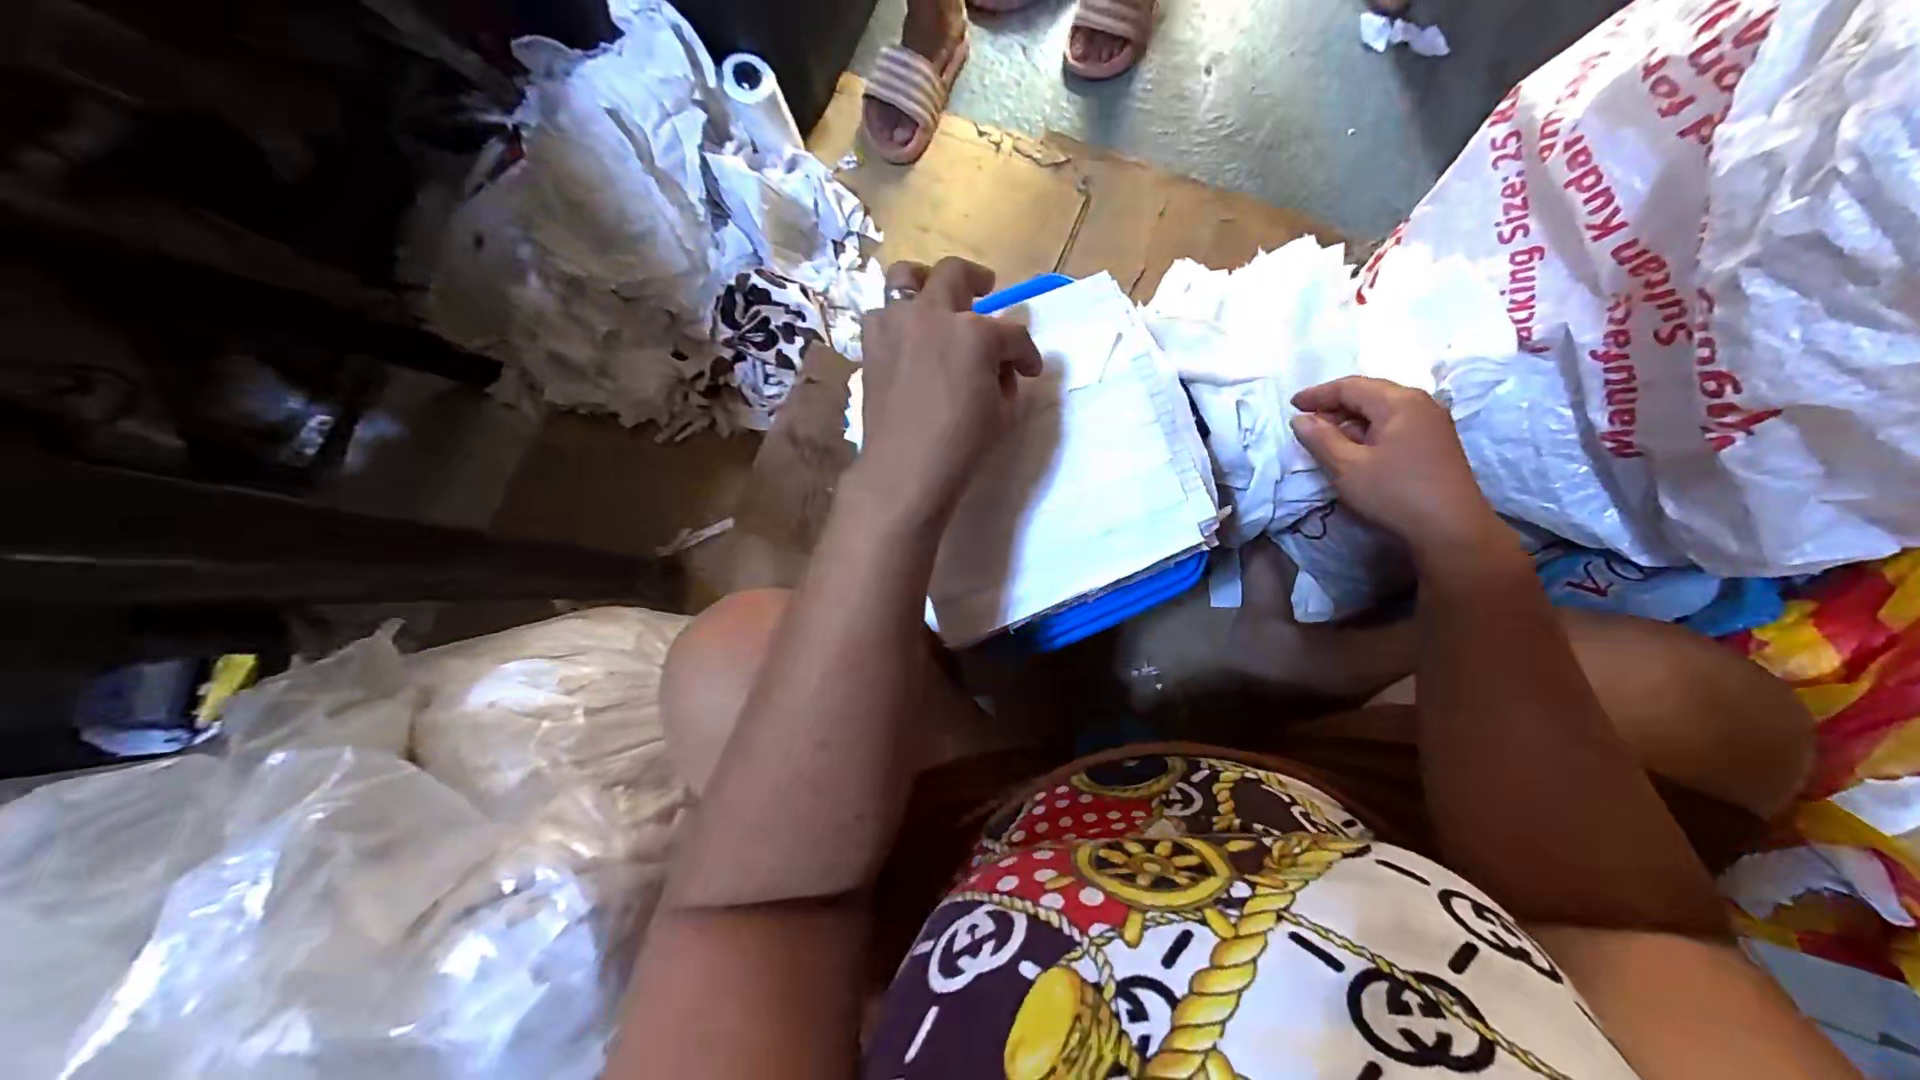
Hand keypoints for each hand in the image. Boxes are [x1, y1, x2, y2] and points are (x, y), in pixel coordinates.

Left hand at [851, 257, 1043, 525]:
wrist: (905, 467)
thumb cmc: (962, 444)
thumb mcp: (1003, 412)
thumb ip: (1006, 377)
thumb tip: (999, 366)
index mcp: (975, 333)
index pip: (1011, 334)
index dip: (1025, 352)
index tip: (1030, 369)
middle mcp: (933, 315)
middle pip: (956, 274)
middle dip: (977, 280)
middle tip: (985, 289)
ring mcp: (896, 323)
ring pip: (906, 277)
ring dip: (925, 282)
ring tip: (934, 299)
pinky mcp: (871, 342)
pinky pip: (884, 314)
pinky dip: (899, 319)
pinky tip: (909, 338)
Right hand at [1289, 377, 1505, 559]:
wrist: (1450, 528)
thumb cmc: (1394, 493)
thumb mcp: (1346, 467)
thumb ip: (1320, 438)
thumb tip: (1301, 419)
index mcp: (1399, 402)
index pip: (1350, 386)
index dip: (1317, 394)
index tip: (1292, 405)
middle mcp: (1420, 403)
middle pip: (1369, 393)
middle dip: (1334, 405)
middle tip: (1307, 422)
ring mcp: (1432, 422)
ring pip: (1383, 409)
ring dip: (1351, 419)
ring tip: (1327, 437)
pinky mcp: (1436, 441)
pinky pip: (1395, 423)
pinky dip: (1369, 429)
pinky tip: (1356, 448)